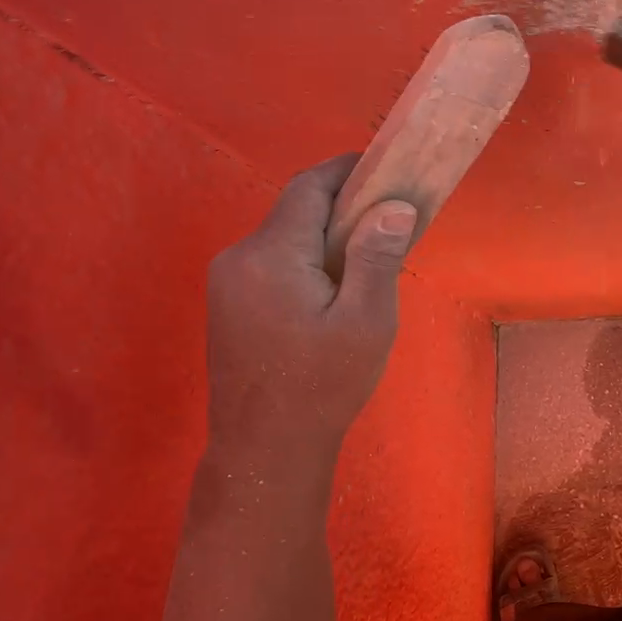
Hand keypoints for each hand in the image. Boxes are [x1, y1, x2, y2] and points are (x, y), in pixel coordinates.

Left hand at [203, 154, 416, 465]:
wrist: (265, 451)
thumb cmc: (323, 384)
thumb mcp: (366, 321)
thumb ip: (376, 256)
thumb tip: (394, 204)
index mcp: (271, 255)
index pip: (309, 187)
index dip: (348, 170)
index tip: (388, 170)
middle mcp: (239, 257)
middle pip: (296, 209)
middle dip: (343, 205)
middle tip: (390, 221)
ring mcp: (228, 282)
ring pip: (285, 235)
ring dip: (326, 234)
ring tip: (370, 258)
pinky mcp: (229, 303)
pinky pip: (274, 260)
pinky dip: (308, 258)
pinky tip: (335, 288)